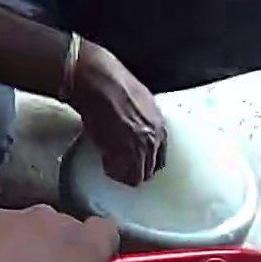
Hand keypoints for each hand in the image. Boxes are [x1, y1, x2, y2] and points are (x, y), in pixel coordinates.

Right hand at [66, 40, 166, 185]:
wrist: (100, 84)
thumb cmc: (117, 86)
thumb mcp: (144, 102)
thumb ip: (147, 121)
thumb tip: (141, 130)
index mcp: (160, 128)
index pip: (160, 159)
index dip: (147, 163)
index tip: (137, 163)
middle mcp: (151, 141)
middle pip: (148, 171)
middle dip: (135, 171)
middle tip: (122, 167)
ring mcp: (135, 149)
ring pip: (134, 177)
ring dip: (123, 173)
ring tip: (112, 165)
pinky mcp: (118, 154)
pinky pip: (117, 173)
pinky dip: (111, 170)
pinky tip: (105, 161)